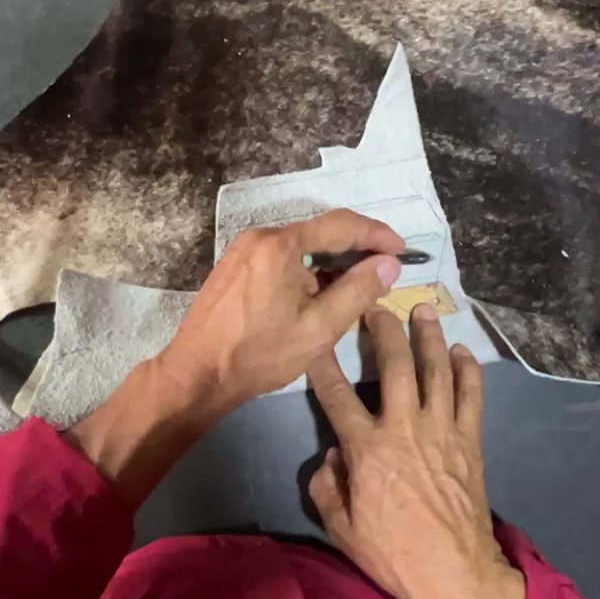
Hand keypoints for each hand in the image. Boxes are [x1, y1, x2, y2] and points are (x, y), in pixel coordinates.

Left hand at [156, 209, 405, 414]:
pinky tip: (317, 294)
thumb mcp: (319, 328)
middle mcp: (260, 237)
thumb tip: (388, 264)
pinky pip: (280, 258)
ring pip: (299, 247)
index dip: (377, 234)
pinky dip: (305, 269)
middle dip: (355, 251)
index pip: (342, 225)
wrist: (198, 373)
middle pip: (319, 233)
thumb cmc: (260, 353)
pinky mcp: (234, 267)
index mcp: (282, 245)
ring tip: (353, 290)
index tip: (402, 250)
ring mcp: (243, 250)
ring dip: (329, 263)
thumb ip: (358, 291)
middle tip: (382, 274)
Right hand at [307, 305, 523, 598]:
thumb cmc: (392, 554)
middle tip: (377, 306)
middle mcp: (405, 429)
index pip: (337, 395)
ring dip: (429, 337)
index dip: (322, 364)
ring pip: (437, 371)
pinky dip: (468, 370)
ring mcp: (442, 431)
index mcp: (367, 449)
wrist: (454, 575)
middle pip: (396, 367)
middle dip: (384, 331)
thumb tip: (331, 455)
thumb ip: (326, 485)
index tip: (317, 338)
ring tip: (424, 309)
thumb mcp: (341, 527)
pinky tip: (462, 351)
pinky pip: (471, 396)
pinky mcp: (469, 441)